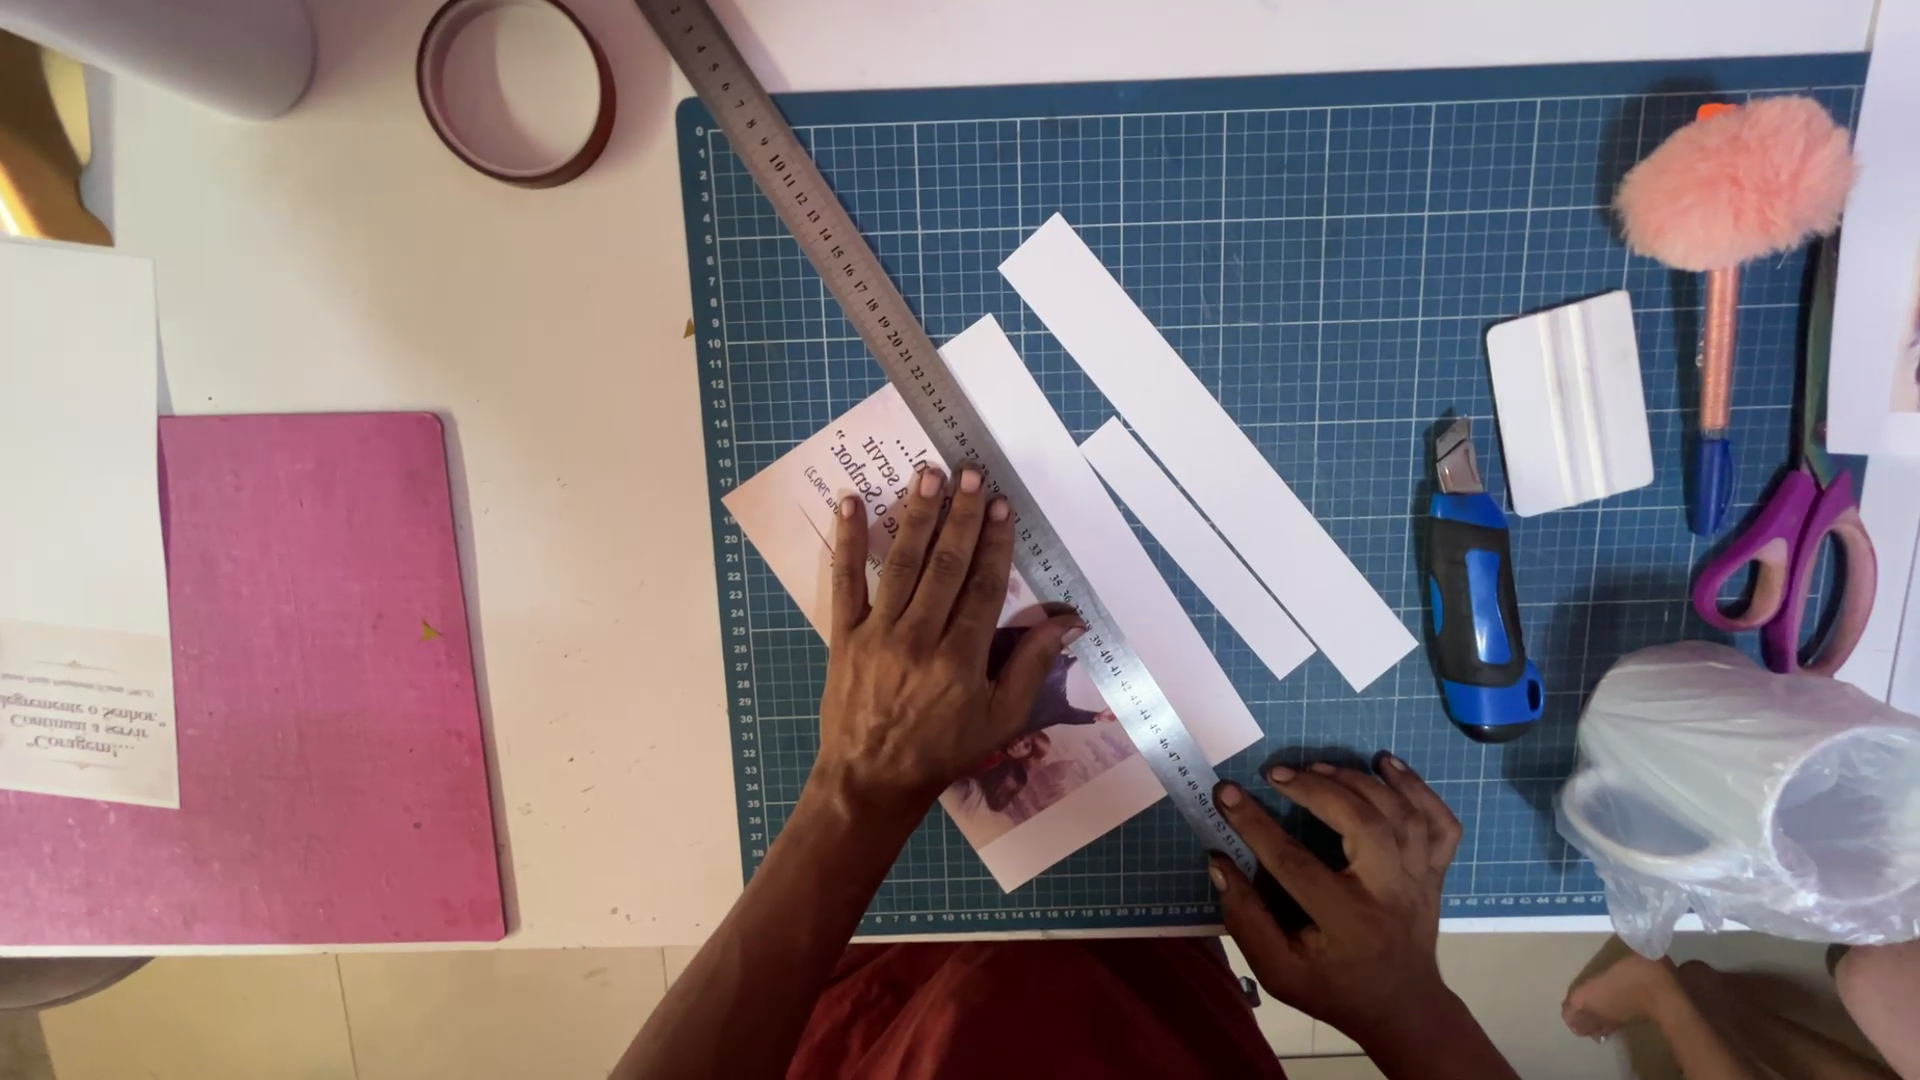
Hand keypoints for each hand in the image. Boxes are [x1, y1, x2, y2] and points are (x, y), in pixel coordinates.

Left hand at [815, 467, 1082, 815]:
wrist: (872, 780)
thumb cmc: (944, 750)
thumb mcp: (1001, 719)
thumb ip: (1032, 665)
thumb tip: (1070, 622)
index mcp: (961, 658)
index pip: (983, 587)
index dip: (995, 543)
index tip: (1002, 505)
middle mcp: (919, 637)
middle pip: (945, 564)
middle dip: (961, 515)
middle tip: (970, 473)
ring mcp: (877, 633)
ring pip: (902, 564)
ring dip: (916, 515)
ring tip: (928, 474)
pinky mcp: (844, 634)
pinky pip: (844, 581)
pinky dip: (848, 541)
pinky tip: (850, 503)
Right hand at [1211, 757, 1464, 1045]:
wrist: (1402, 1009)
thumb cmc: (1333, 987)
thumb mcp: (1278, 971)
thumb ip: (1245, 918)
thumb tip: (1220, 864)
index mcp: (1347, 923)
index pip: (1294, 863)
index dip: (1254, 824)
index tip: (1226, 792)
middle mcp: (1391, 897)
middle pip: (1366, 826)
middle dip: (1317, 790)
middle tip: (1277, 773)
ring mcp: (1419, 882)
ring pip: (1402, 816)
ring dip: (1359, 781)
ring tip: (1317, 767)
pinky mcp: (1435, 872)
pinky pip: (1440, 823)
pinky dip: (1419, 788)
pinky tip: (1386, 764)